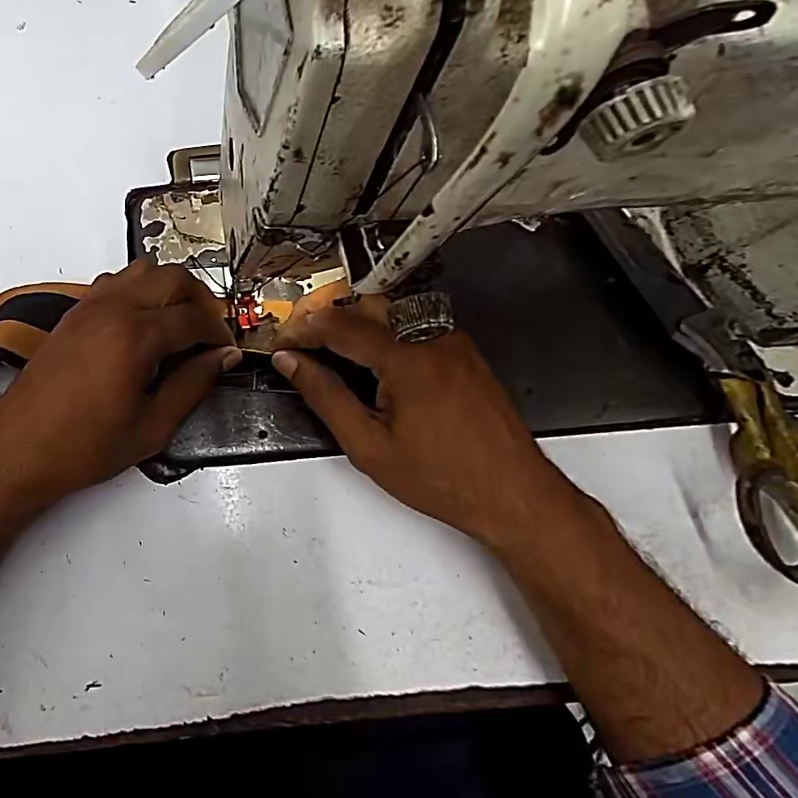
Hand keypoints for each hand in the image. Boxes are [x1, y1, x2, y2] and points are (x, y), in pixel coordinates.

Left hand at [0, 259, 239, 505]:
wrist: (19, 451)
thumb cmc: (74, 446)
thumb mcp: (151, 427)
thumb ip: (193, 385)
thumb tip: (219, 361)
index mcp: (133, 337)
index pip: (193, 318)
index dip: (218, 334)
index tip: (225, 351)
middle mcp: (110, 311)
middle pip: (174, 278)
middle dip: (202, 301)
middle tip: (210, 333)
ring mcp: (89, 308)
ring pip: (144, 270)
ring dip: (170, 289)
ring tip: (182, 324)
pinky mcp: (74, 314)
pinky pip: (117, 282)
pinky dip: (140, 290)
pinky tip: (146, 323)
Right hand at [271, 300, 573, 546]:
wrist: (512, 493)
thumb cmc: (451, 479)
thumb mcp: (369, 446)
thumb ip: (325, 397)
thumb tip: (295, 366)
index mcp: (408, 360)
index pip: (339, 325)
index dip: (301, 330)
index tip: (285, 342)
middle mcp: (434, 339)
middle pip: (365, 304)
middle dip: (327, 317)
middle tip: (302, 342)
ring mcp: (454, 342)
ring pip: (392, 310)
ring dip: (356, 323)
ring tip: (331, 352)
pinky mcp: (464, 351)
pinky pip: (415, 324)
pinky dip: (385, 333)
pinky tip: (373, 363)